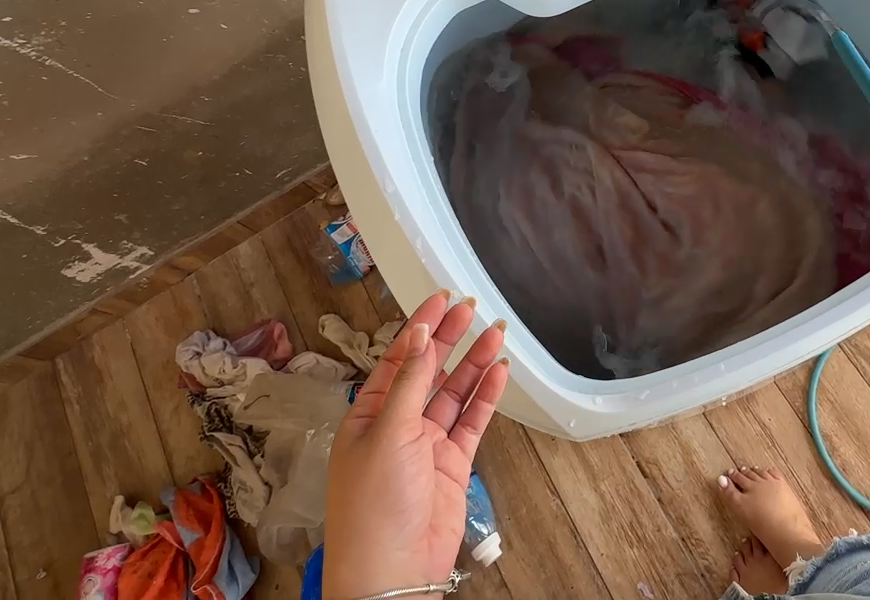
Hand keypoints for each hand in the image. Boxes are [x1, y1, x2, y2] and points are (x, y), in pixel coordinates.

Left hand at [323, 292, 509, 599]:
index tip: (440, 299)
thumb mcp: (386, 434)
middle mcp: (399, 424)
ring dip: (475, 362)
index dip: (421, 326)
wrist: (393, 571)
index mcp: (370, 415)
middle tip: (471, 308)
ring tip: (496, 333)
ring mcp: (428, 443)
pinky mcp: (453, 462)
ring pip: (457, 391)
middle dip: (451, 337)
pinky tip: (499, 372)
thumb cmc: (373, 507)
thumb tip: (420, 337)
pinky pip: (473, 419)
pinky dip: (487, 395)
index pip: (399, 358)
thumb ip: (410, 382)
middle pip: (430, 369)